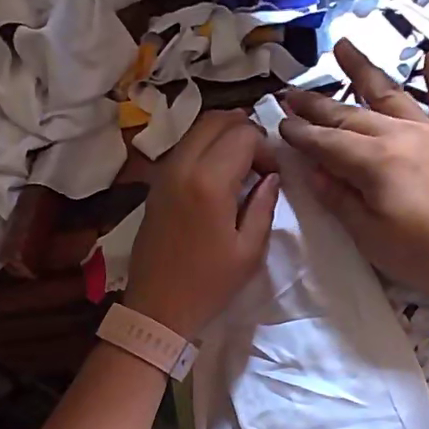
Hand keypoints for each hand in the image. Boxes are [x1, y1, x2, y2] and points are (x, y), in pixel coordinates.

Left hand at [124, 110, 280, 338]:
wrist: (157, 308)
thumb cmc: (208, 285)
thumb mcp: (249, 251)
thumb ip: (263, 206)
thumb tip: (270, 177)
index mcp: (209, 182)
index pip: (243, 135)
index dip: (265, 147)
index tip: (273, 174)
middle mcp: (182, 166)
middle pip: (216, 120)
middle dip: (244, 130)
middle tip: (260, 161)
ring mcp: (164, 174)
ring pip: (196, 130)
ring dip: (223, 136)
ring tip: (242, 166)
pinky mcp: (155, 186)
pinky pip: (183, 149)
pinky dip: (204, 149)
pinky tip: (218, 177)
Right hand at [278, 40, 428, 320]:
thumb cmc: (423, 254)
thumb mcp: (370, 236)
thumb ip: (340, 199)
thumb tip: (314, 171)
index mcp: (374, 162)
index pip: (326, 143)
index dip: (301, 134)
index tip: (279, 123)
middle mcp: (399, 135)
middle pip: (350, 115)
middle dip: (317, 104)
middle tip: (291, 92)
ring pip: (389, 95)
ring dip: (363, 70)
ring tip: (342, 44)